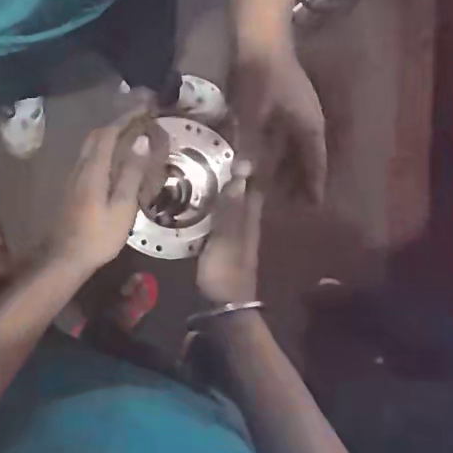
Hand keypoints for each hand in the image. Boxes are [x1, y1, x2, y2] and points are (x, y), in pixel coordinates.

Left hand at [51, 106, 165, 271]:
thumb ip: (132, 174)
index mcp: (93, 169)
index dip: (126, 118)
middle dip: (117, 124)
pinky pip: (89, 159)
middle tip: (139, 121)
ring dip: (109, 137)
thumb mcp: (122, 207)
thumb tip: (142, 142)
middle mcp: (80, 168)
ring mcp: (73, 178)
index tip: (144, 108)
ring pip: (90, 147)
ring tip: (130, 137)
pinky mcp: (72, 189)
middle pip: (96, 136)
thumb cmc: (99, 236)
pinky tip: (115, 161)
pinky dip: (104, 151)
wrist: (67, 258)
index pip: (108, 133)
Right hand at [197, 160, 263, 304]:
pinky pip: (220, 217)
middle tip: (211, 153)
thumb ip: (230, 207)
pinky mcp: (224, 246)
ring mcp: (236, 236)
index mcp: (250, 218)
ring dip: (222, 188)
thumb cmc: (225, 272)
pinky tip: (199, 202)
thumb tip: (241, 170)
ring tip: (201, 171)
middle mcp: (246, 223)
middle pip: (243, 192)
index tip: (233, 143)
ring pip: (232, 204)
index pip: (252, 183)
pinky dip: (213, 205)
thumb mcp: (226, 237)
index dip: (247, 164)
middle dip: (233, 173)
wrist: (226, 309)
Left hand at [230, 45, 325, 203]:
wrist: (260, 36)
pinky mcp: (284, 102)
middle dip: (302, 180)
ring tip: (281, 188)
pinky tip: (267, 160)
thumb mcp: (252, 114)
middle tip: (295, 204)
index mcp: (308, 126)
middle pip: (308, 157)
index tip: (315, 205)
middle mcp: (308, 120)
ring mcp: (297, 110)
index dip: (314, 184)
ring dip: (290, 166)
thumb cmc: (260, 75)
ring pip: (296, 147)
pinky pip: (286, 136)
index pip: (316, 162)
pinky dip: (280, 151)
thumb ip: (248, 146)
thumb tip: (243, 178)